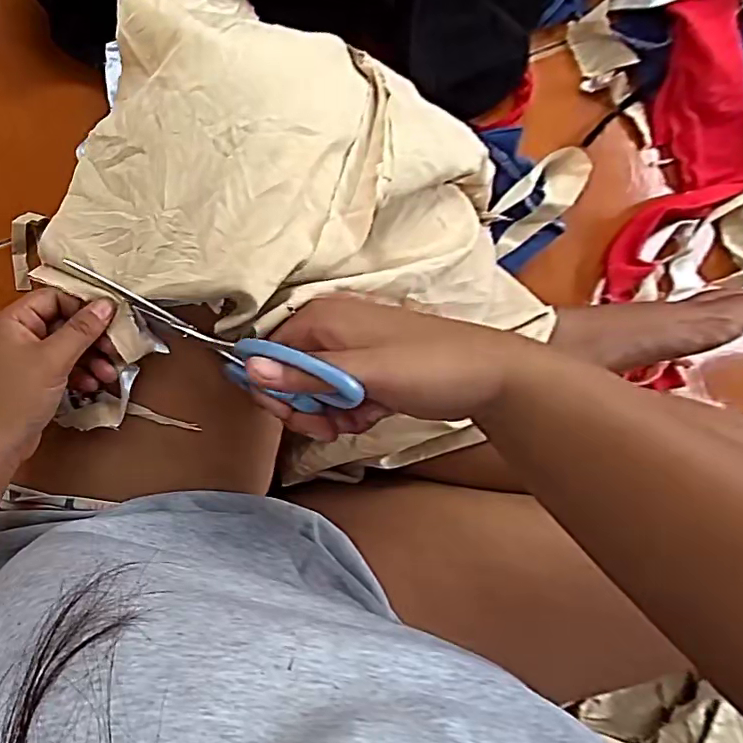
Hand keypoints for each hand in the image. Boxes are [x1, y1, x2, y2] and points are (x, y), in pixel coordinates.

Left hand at [0, 289, 115, 461]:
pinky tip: (93, 384)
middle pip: (64, 323)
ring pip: (66, 347)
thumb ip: (81, 330)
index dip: (83, 306)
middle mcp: (18, 335)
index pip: (55, 298)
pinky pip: (62, 367)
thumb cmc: (15, 399)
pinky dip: (80, 373)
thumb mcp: (53, 360)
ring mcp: (26, 358)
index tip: (110, 318)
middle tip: (114, 349)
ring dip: (90, 358)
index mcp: (14, 320)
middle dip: (92, 338)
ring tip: (108, 373)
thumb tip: (105, 304)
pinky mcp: (34, 380)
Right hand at [242, 296, 545, 440]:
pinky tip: (369, 415)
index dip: (272, 388)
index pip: (267, 353)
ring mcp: (348, 350)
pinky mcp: (364, 369)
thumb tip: (249, 370)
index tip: (291, 414)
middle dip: (302, 406)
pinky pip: (335, 395)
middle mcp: (330, 329)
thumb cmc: (431, 366)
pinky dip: (346, 412)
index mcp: (322, 318)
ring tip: (354, 419)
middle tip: (326, 424)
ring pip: (310, 390)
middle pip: (286, 375)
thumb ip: (304, 374)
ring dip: (326, 414)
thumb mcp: (362, 375)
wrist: (492, 377)